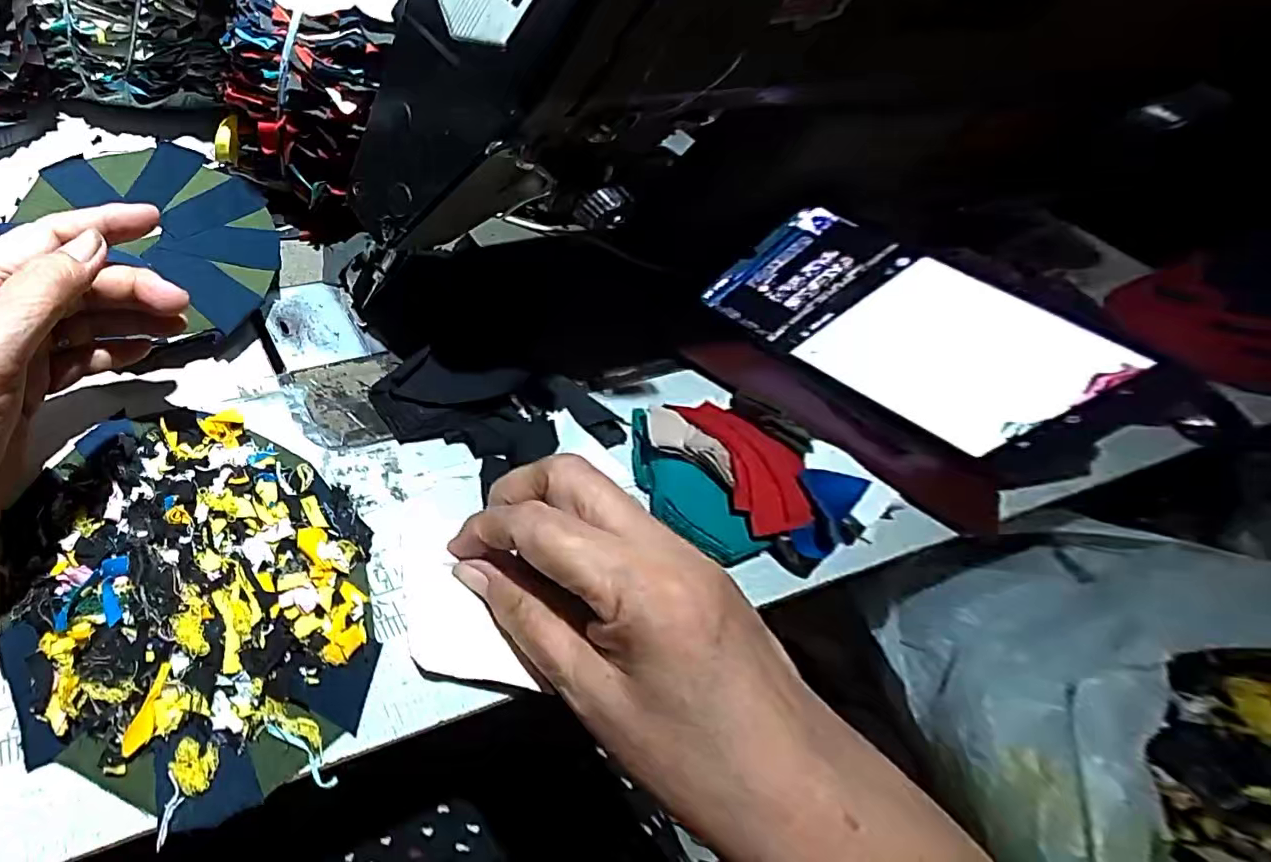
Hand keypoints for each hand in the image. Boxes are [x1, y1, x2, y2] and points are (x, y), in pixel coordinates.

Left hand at [0, 204, 189, 596]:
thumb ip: (42, 291)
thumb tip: (96, 243)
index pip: (52, 241)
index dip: (105, 225)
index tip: (154, 220)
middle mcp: (5, 312)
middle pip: (82, 283)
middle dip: (132, 286)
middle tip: (179, 303)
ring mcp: (22, 351)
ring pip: (89, 319)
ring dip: (133, 317)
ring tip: (176, 325)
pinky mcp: (35, 386)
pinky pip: (86, 355)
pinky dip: (117, 350)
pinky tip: (144, 351)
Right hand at [449, 455, 983, 861]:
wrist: (813, 797)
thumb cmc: (699, 764)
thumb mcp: (593, 699)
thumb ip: (525, 621)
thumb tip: (476, 574)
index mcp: (641, 583)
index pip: (539, 522)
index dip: (485, 528)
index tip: (457, 551)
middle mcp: (667, 547)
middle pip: (570, 473)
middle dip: (514, 492)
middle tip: (486, 539)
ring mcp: (688, 550)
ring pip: (597, 488)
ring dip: (546, 506)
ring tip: (517, 555)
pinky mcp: (697, 564)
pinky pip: (621, 520)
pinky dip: (577, 528)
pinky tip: (562, 572)